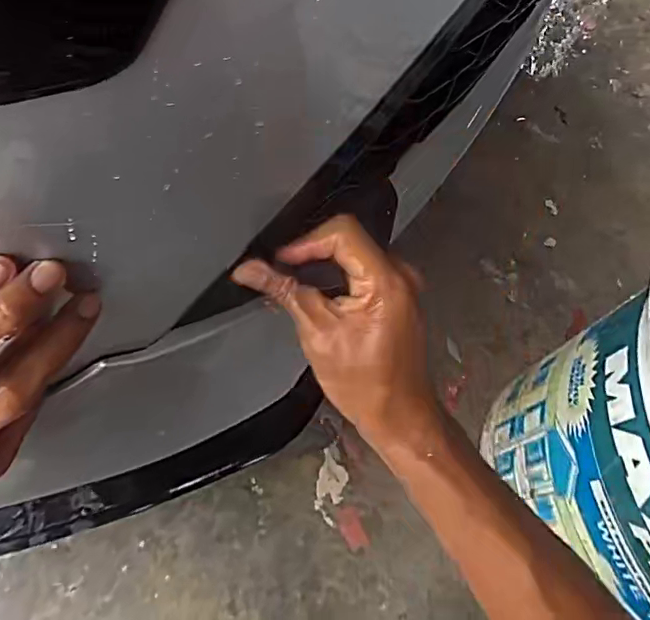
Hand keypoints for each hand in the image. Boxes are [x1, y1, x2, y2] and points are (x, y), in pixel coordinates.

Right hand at [231, 215, 439, 447]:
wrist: (400, 417)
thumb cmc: (365, 384)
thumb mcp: (316, 333)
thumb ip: (283, 290)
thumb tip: (249, 268)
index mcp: (385, 280)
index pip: (341, 232)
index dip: (305, 241)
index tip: (281, 259)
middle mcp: (399, 273)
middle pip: (346, 237)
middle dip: (309, 251)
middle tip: (282, 269)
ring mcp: (401, 282)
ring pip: (351, 250)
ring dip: (320, 262)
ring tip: (295, 281)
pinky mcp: (396, 292)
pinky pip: (360, 265)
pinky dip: (335, 273)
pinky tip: (317, 292)